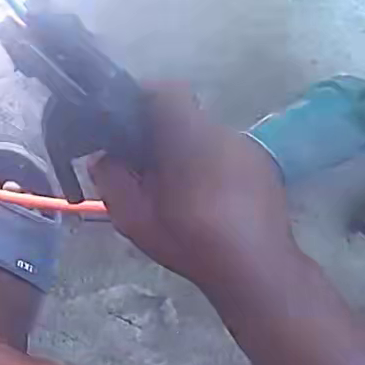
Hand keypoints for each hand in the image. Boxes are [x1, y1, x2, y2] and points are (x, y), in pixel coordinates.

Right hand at [90, 83, 320, 302]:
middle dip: (159, 130)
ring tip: (171, 184)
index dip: (141, 96)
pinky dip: (207, 163)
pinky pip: (224, 152)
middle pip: (183, 114)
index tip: (123, 118)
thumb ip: (111, 179)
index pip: (164, 91)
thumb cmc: (191, 240)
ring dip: (184, 148)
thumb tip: (101, 157)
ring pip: (204, 134)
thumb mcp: (134, 216)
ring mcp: (247, 148)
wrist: (257, 273)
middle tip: (140, 159)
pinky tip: (203, 196)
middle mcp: (222, 131)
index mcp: (188, 134)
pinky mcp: (263, 166)